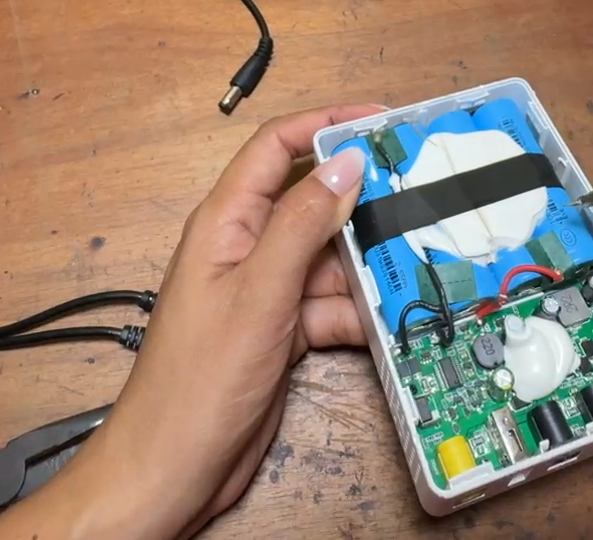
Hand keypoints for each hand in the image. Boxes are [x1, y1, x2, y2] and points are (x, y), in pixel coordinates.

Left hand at [0, 105, 377, 539]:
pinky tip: (389, 320)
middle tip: (417, 192)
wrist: (175, 472)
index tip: (379, 120)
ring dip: (367, 261)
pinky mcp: (285, 324)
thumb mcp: (257, 294)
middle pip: (312, 199)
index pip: (277, 147)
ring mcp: (269, 285)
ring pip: (329, 253)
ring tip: (416, 260)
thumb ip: (302, 225)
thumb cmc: (201, 378)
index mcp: (228, 219)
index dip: (325, 122)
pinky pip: (331, 301)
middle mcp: (250, 243)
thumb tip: (345, 161)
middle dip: (361, 196)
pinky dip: (358, 310)